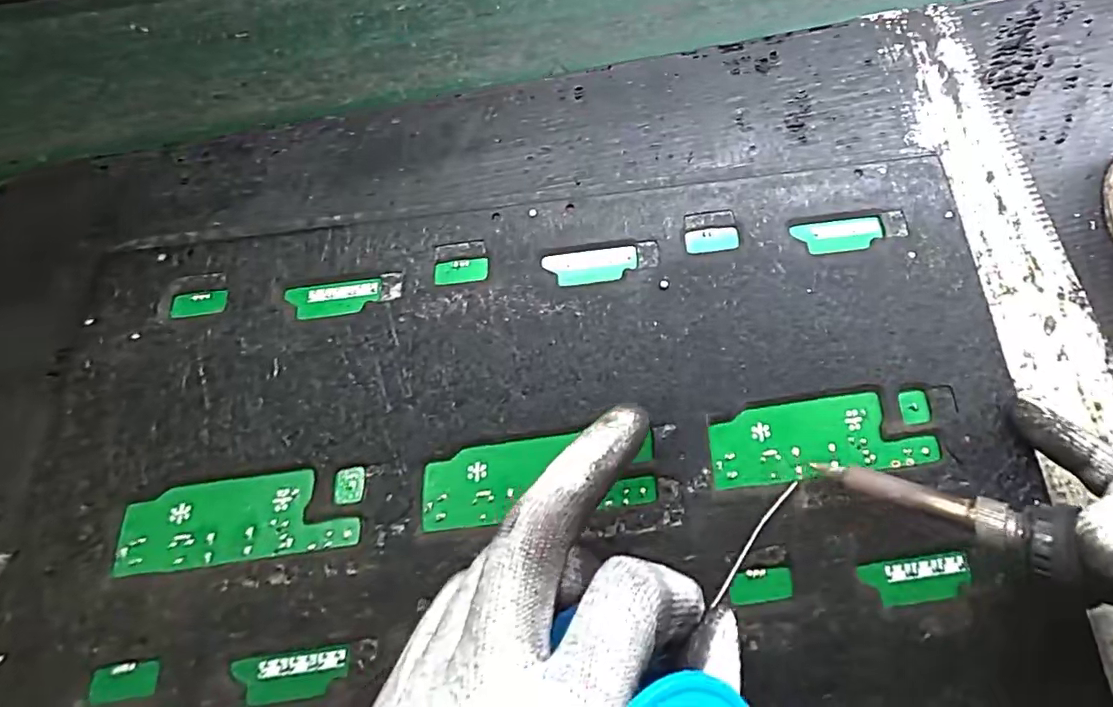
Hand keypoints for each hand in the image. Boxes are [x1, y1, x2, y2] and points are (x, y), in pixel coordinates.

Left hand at [376, 406, 740, 706]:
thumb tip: (716, 642)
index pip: (638, 596)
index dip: (686, 603)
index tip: (704, 618)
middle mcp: (480, 685)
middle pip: (537, 527)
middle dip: (586, 463)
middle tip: (620, 432)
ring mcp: (427, 686)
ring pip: (493, 558)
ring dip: (548, 546)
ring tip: (586, 559)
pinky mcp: (396, 698)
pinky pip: (455, 602)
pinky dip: (500, 588)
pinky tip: (526, 607)